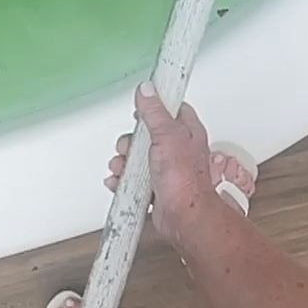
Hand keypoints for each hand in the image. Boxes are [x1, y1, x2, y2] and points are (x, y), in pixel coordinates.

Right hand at [106, 83, 217, 241]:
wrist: (184, 216)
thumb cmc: (186, 180)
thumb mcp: (167, 136)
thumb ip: (155, 112)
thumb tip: (147, 90)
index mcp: (186, 131)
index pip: (170, 108)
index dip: (153, 105)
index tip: (140, 105)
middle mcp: (178, 149)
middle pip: (147, 135)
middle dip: (131, 142)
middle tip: (130, 147)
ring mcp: (166, 169)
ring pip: (138, 159)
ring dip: (124, 163)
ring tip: (123, 168)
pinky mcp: (156, 188)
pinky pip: (135, 180)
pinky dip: (124, 181)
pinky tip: (121, 182)